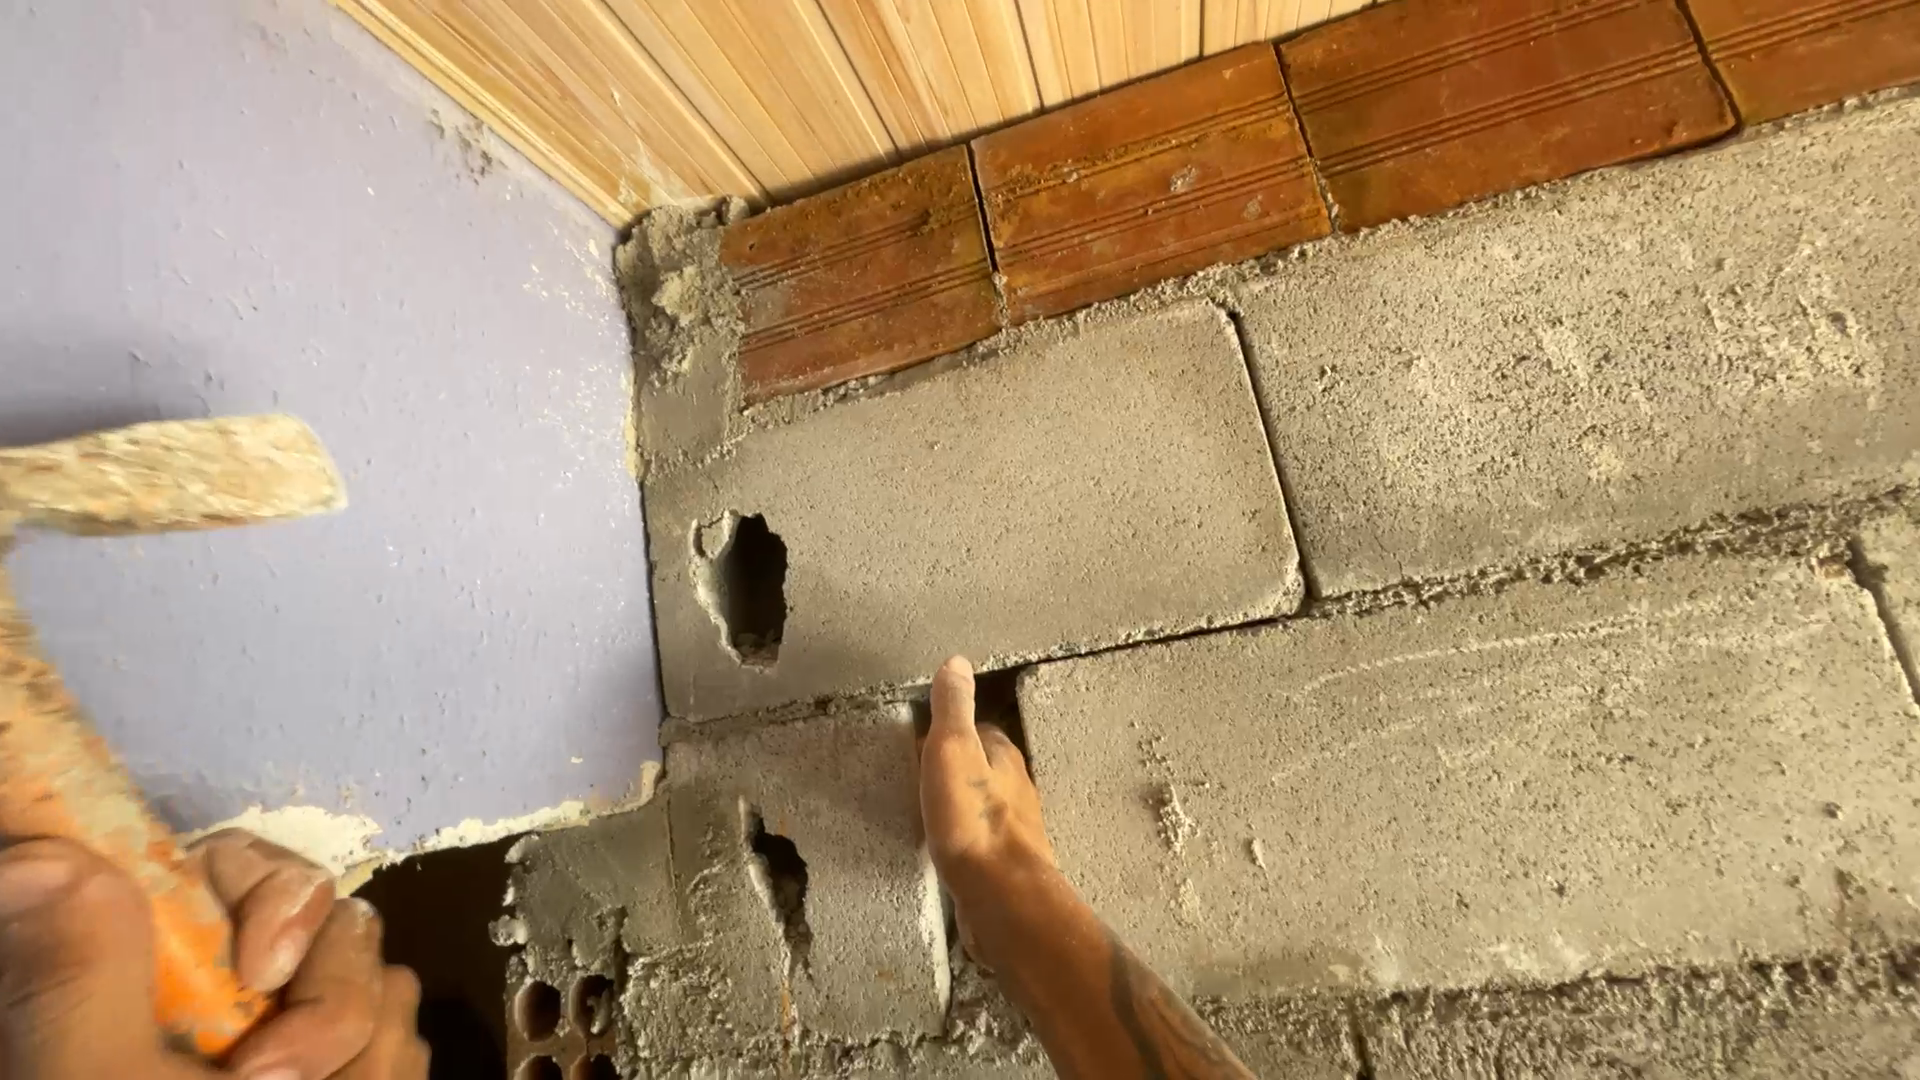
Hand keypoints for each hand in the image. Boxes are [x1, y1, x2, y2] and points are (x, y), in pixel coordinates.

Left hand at [0, 834, 427, 1078]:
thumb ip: (82, 980)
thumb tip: (37, 855)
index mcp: (161, 974)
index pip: (242, 866)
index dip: (276, 892)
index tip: (261, 968)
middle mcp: (230, 987)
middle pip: (336, 919)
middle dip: (331, 999)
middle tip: (273, 1078)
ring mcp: (297, 1022)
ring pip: (383, 975)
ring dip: (361, 1048)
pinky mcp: (351, 1056)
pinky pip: (406, 1026)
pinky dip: (382, 1070)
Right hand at [919, 655, 1060, 965]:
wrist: (1000, 897)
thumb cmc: (973, 819)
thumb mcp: (953, 749)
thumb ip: (954, 707)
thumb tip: (957, 661)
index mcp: (1004, 755)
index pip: (978, 728)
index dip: (950, 730)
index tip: (920, 739)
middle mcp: (1016, 786)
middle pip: (982, 765)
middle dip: (956, 766)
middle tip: (919, 774)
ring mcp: (1014, 827)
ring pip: (983, 802)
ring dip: (960, 801)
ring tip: (926, 808)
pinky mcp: (1005, 863)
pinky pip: (980, 837)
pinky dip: (963, 834)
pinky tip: (945, 846)